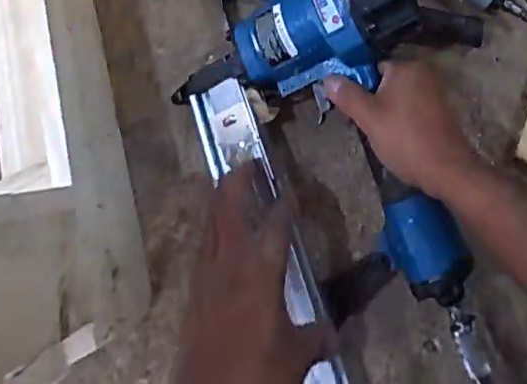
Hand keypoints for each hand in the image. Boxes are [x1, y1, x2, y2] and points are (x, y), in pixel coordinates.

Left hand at [175, 162, 331, 383]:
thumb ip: (314, 337)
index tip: (291, 190)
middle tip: (248, 163)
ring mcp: (207, 274)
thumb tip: (333, 332)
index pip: (276, 224)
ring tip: (229, 183)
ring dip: (220, 198)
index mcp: (261, 271)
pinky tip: (216, 232)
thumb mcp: (294, 358)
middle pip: (229, 206)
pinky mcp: (193, 291)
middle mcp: (231, 263)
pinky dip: (210, 227)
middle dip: (237, 179)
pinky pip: (202, 245)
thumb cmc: (256, 373)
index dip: (285, 204)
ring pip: (211, 222)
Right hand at [323, 60, 485, 199]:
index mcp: (406, 67)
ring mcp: (435, 93)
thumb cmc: (405, 139)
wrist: (448, 171)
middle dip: (373, 102)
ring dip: (387, 114)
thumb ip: (348, 95)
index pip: (373, 69)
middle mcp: (423, 74)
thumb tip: (329, 77)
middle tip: (363, 126)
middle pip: (386, 83)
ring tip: (380, 137)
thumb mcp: (369, 118)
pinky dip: (404, 121)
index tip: (351, 110)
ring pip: (399, 99)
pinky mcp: (442, 113)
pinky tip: (399, 141)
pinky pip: (413, 110)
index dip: (358, 88)